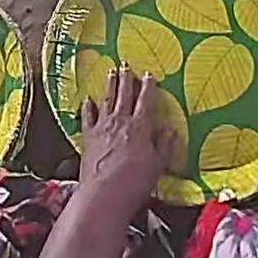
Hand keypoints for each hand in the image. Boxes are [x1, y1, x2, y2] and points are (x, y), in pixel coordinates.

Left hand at [78, 67, 177, 221]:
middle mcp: (121, 121)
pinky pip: (87, 117)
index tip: (148, 74)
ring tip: (110, 72)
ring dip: (109, 85)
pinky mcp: (87, 137)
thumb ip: (164, 145)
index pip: (146, 100)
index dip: (148, 86)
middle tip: (125, 63)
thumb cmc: (135, 182)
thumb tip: (170, 128)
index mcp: (140, 126)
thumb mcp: (158, 165)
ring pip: (107, 100)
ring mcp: (102, 127)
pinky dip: (88, 107)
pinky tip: (88, 100)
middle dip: (126, 78)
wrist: (104, 195)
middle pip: (124, 94)